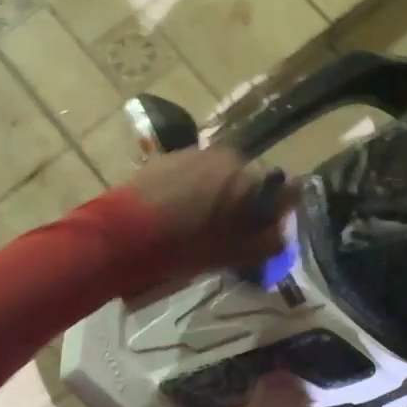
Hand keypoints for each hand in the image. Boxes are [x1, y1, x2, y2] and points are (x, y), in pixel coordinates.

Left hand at [123, 147, 295, 278]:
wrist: (122, 233)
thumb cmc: (184, 246)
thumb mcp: (233, 253)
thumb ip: (267, 243)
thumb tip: (283, 235)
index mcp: (248, 176)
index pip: (284, 190)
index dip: (278, 213)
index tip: (265, 232)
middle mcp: (226, 155)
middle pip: (249, 181)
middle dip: (245, 203)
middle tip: (231, 232)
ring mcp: (194, 153)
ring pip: (219, 176)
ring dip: (217, 195)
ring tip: (200, 223)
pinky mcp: (166, 157)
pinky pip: (192, 173)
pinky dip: (192, 189)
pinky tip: (177, 212)